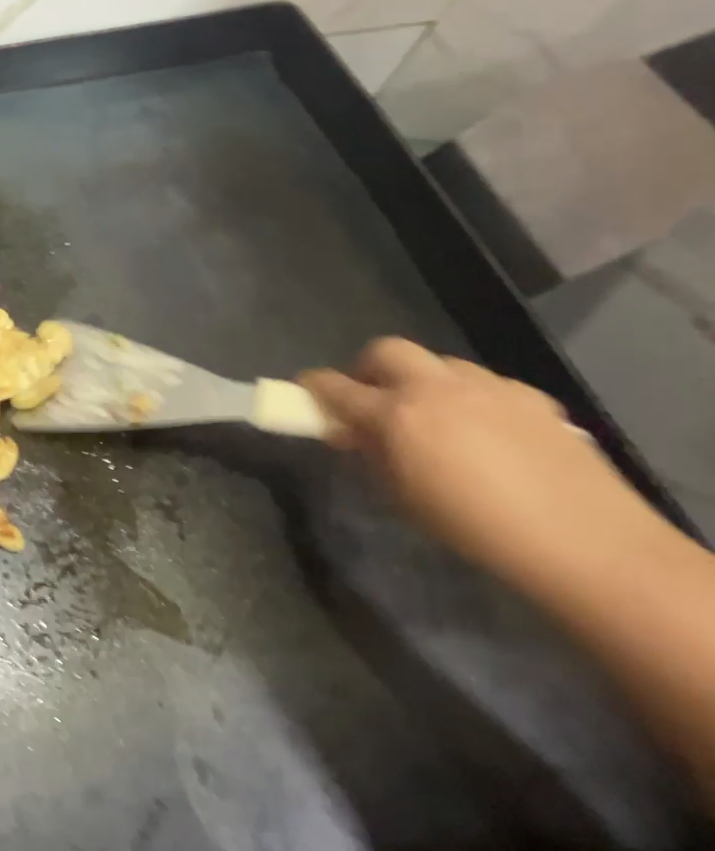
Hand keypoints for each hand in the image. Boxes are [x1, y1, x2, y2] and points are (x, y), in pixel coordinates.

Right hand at [300, 338, 661, 586]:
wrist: (584, 540)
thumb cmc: (473, 526)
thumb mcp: (402, 495)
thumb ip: (374, 454)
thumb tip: (354, 433)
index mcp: (397, 413)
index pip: (336, 386)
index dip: (315, 387)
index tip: (306, 394)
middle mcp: (439, 388)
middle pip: (388, 350)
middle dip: (370, 369)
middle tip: (371, 399)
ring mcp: (490, 388)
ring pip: (441, 364)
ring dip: (424, 382)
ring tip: (433, 418)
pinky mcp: (533, 398)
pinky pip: (487, 385)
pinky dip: (472, 398)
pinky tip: (486, 432)